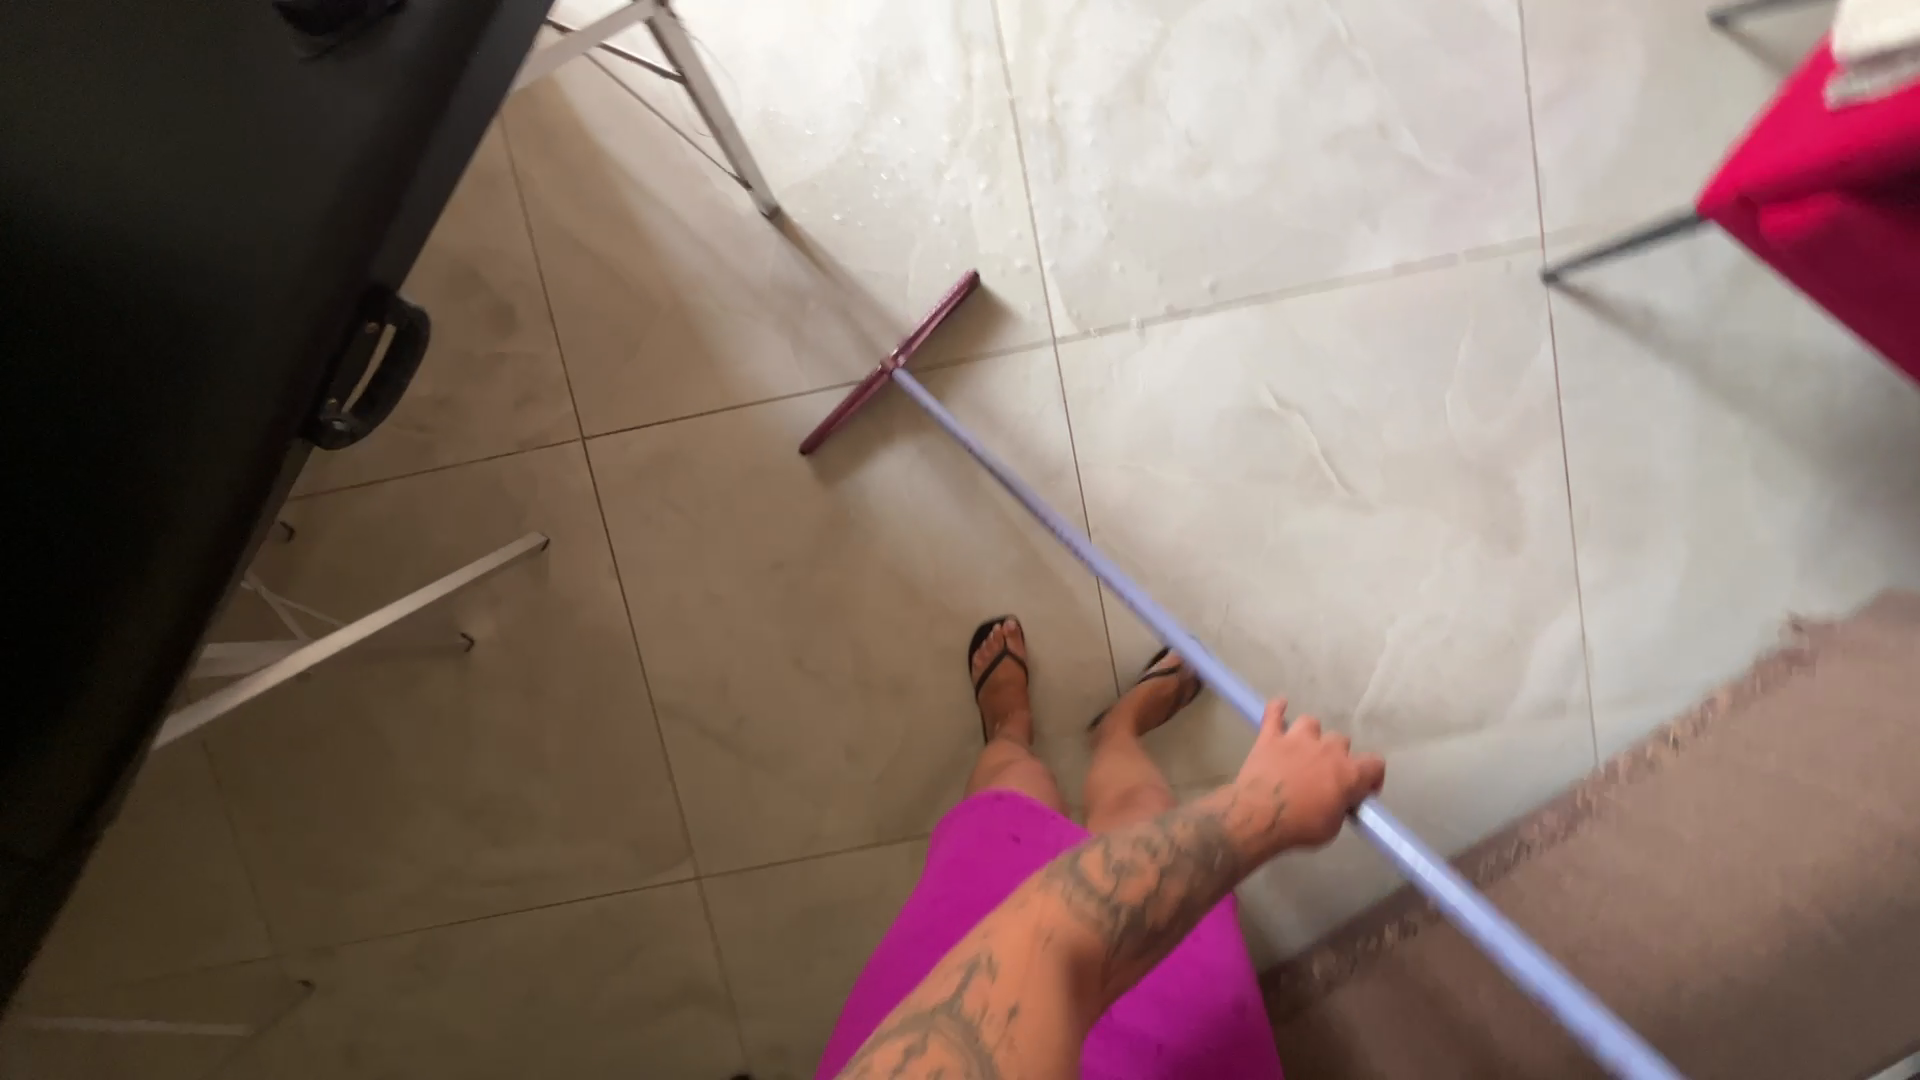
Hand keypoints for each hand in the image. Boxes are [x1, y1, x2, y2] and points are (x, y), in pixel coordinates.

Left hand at [1233, 698, 1384, 855]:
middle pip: (1340, 741)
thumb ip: (1342, 805)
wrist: (1260, 814)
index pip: (1375, 763)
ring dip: (1310, 735)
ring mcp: (1296, 739)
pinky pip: (1273, 713)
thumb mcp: (1334, 826)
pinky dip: (1277, 709)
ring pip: (1311, 723)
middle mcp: (1326, 749)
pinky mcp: (1269, 736)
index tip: (1362, 789)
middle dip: (1337, 756)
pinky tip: (1280, 705)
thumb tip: (1339, 798)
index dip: (1371, 776)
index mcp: (1349, 772)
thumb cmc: (1301, 825)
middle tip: (1326, 773)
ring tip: (1303, 748)